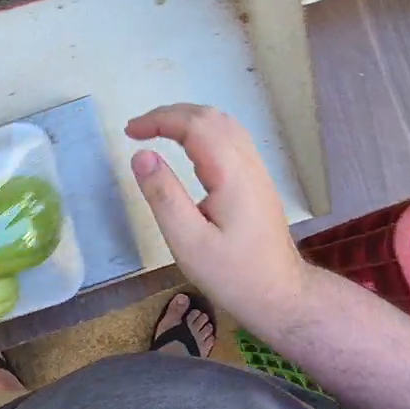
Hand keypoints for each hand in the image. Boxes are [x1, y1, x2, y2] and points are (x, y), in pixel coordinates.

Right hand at [126, 104, 313, 334]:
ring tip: (156, 132)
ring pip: (224, 125)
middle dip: (170, 114)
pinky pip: (230, 139)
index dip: (159, 121)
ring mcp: (256, 171)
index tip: (130, 133)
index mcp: (230, 174)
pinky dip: (202, 131)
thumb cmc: (231, 274)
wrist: (279, 294)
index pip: (194, 125)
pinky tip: (187, 146)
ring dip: (187, 120)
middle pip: (210, 117)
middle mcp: (247, 163)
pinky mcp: (257, 181)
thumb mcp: (187, 241)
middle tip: (137, 129)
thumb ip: (163, 196)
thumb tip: (141, 156)